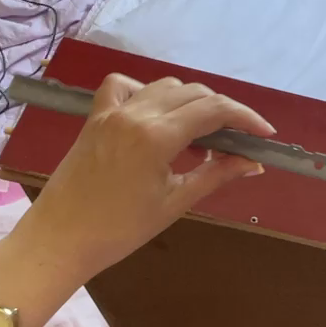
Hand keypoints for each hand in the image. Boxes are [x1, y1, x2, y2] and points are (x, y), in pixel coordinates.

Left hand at [0, 74, 273, 318]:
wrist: (60, 240)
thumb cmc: (120, 230)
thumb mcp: (175, 202)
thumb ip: (216, 174)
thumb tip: (253, 163)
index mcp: (157, 135)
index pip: (215, 110)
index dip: (246, 118)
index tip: (265, 134)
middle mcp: (136, 112)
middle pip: (195, 93)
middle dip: (223, 112)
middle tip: (237, 141)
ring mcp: (113, 111)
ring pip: (165, 87)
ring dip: (191, 103)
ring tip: (200, 136)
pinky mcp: (95, 117)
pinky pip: (125, 86)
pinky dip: (148, 92)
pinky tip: (156, 115)